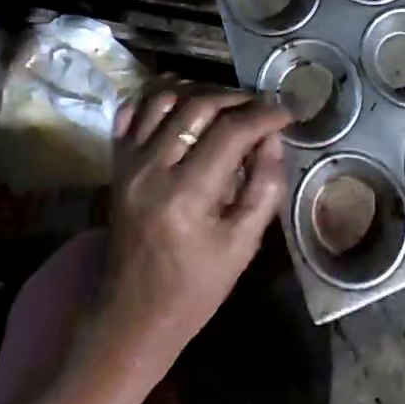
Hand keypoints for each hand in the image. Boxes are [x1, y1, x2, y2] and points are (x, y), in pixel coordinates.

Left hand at [99, 84, 291, 359]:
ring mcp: (129, 162)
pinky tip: (184, 101)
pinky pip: (132, 110)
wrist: (133, 312)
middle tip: (262, 106)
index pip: (231, 131)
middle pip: (198, 105)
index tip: (287, 112)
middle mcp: (152, 168)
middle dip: (238, 98)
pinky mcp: (116, 162)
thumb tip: (273, 137)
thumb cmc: (195, 287)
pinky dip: (159, 96)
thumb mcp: (244, 245)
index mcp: (186, 195)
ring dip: (201, 90)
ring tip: (228, 103)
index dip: (265, 115)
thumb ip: (265, 185)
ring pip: (164, 97)